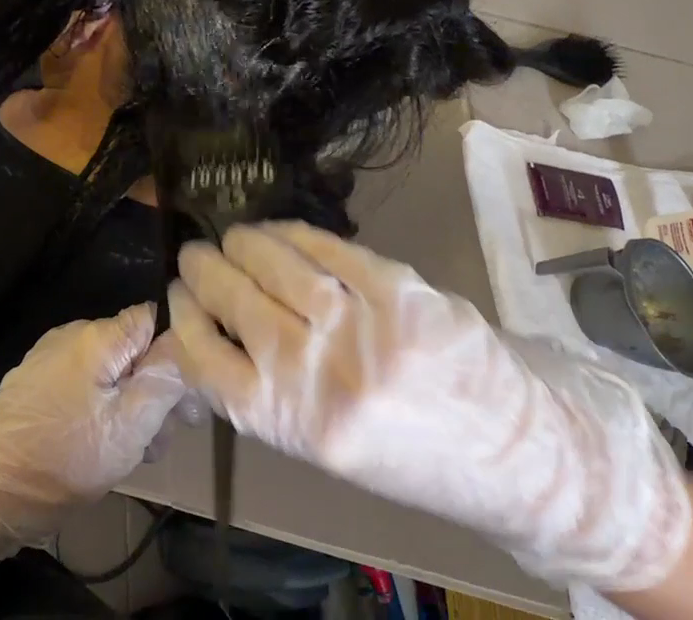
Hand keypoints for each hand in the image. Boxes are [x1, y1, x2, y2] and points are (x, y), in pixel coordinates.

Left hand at [0, 303, 184, 559]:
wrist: (0, 482)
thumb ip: (162, 377)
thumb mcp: (131, 424)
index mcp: (97, 336)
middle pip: (132, 348)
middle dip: (154, 389)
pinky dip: (102, 407)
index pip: (152, 318)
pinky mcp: (40, 379)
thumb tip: (183, 338)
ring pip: (110, 370)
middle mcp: (73, 334)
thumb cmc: (71, 455)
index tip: (186, 393)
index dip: (176, 351)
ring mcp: (52, 356)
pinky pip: (85, 382)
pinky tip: (105, 443)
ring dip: (130, 405)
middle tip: (161, 437)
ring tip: (134, 450)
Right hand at [168, 222, 691, 591]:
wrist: (515, 456)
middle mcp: (311, 370)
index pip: (200, 352)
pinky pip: (325, 247)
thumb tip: (211, 327)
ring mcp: (357, 324)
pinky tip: (278, 234)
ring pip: (271, 263)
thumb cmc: (407, 459)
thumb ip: (258, 387)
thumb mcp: (315, 443)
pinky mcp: (398, 289)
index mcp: (284, 418)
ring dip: (240, 243)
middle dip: (200, 270)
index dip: (181, 315)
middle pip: (229, 298)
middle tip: (195, 257)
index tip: (177, 297)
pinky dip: (291, 235)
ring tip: (231, 239)